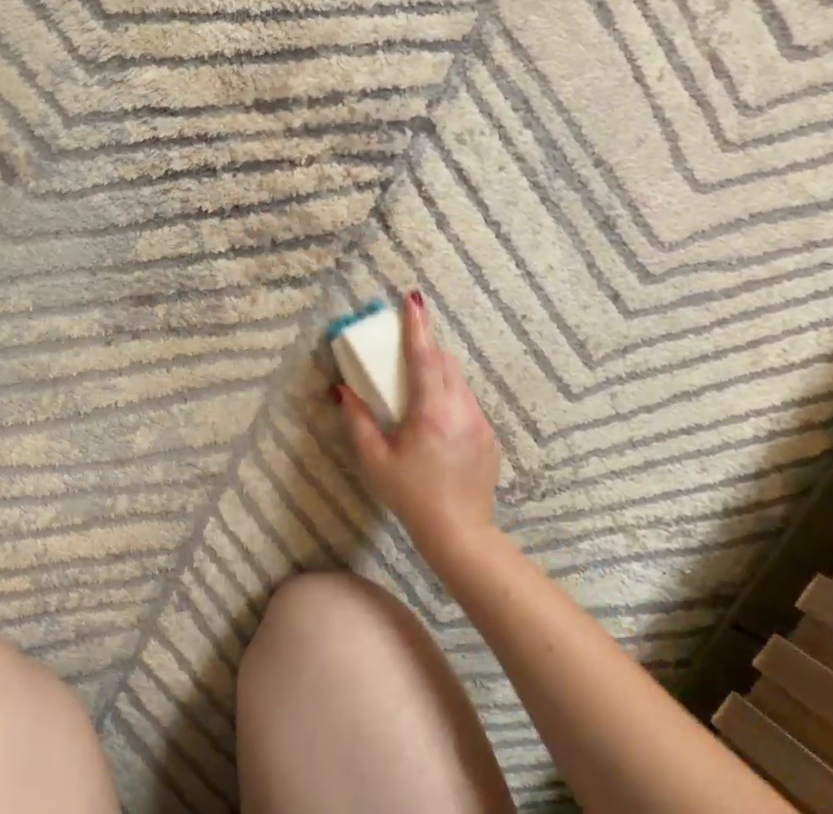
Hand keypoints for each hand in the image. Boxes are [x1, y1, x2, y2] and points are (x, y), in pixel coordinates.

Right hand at [337, 292, 499, 565]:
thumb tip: (344, 390)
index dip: (416, 327)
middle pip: (445, 363)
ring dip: (436, 372)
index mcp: (431, 412)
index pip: (424, 358)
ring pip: (457, 382)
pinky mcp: (488, 437)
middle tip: (403, 343)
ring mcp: (480, 423)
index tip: (412, 300)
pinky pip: (465, 403)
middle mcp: (461, 410)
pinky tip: (431, 419)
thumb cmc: (410, 495)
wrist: (459, 532)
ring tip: (413, 384)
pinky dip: (447, 396)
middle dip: (425, 347)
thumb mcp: (373, 459)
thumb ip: (358, 420)